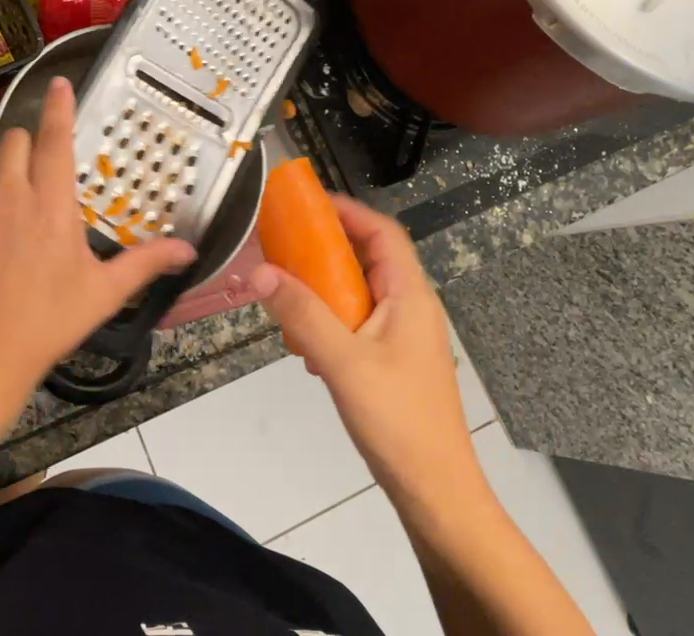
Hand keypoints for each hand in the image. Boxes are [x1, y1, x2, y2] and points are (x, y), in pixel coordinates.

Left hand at [0, 77, 195, 398]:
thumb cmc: (49, 322)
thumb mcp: (104, 293)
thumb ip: (146, 264)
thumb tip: (188, 251)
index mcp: (51, 205)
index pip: (56, 139)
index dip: (60, 107)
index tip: (60, 83)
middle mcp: (11, 197)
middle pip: (14, 141)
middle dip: (29, 143)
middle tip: (44, 171)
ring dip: (8, 184)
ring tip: (21, 223)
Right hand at [258, 197, 480, 503]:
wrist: (435, 489)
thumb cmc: (397, 419)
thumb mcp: (343, 361)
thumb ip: (301, 314)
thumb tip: (259, 271)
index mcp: (410, 296)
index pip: (383, 233)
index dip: (346, 211)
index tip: (303, 204)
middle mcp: (411, 308)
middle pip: (368, 258)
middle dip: (324, 247)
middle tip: (281, 244)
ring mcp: (404, 337)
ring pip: (359, 292)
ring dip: (322, 286)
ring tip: (285, 290)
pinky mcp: (393, 361)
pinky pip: (357, 322)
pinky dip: (328, 319)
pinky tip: (304, 343)